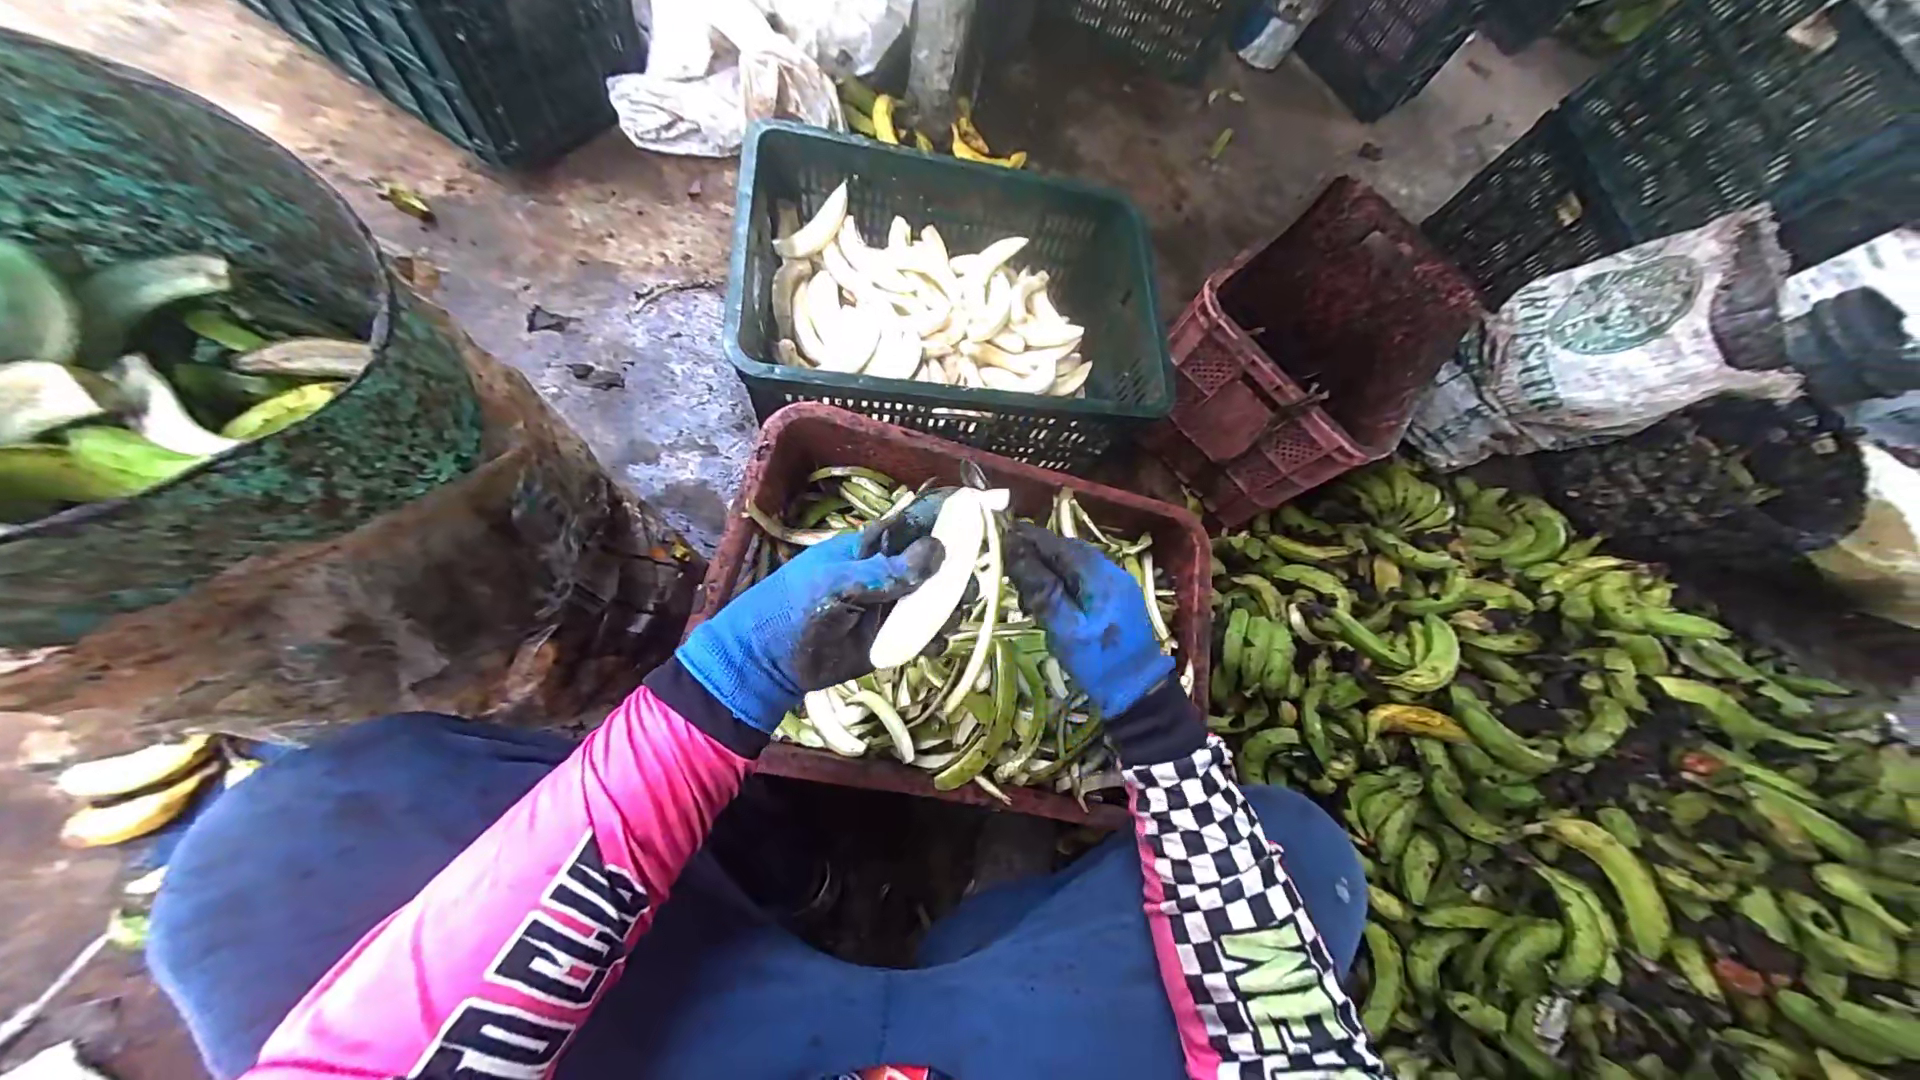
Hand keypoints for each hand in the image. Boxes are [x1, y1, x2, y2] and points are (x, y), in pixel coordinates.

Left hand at [678, 515, 943, 731]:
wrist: (767, 662)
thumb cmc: (794, 608)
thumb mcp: (837, 584)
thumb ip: (885, 571)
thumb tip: (938, 549)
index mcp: (873, 547)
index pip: (918, 523)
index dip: (948, 517)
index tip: (981, 516)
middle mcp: (890, 573)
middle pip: (938, 564)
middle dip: (957, 573)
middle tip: (963, 589)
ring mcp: (893, 606)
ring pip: (937, 600)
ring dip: (950, 608)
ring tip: (945, 621)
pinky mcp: (893, 639)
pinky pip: (926, 634)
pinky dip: (935, 639)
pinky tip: (931, 645)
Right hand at [1003, 520, 1173, 718]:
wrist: (1139, 690)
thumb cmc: (1098, 661)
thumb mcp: (1064, 628)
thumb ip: (1041, 589)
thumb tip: (1016, 552)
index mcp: (1098, 574)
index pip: (1057, 544)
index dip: (1028, 538)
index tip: (1002, 535)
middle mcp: (1110, 569)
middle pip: (1067, 549)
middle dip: (1037, 550)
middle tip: (1007, 558)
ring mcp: (1117, 582)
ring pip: (1075, 562)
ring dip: (1049, 564)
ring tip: (1023, 578)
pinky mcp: (1117, 596)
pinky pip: (1084, 575)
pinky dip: (1062, 577)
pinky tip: (1049, 593)